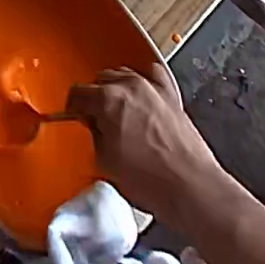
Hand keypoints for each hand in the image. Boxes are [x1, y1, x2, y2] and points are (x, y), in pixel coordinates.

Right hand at [68, 64, 225, 222]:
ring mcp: (152, 88)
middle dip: (95, 98)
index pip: (78, 92)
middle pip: (100, 80)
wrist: (191, 188)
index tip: (75, 116)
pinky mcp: (171, 96)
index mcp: (107, 101)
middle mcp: (129, 87)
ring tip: (118, 113)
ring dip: (116, 89)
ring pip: (123, 74)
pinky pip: (152, 75)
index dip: (73, 107)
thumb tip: (94, 128)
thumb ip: (94, 135)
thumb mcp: (105, 161)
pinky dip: (144, 81)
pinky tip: (142, 97)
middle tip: (96, 118)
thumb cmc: (153, 181)